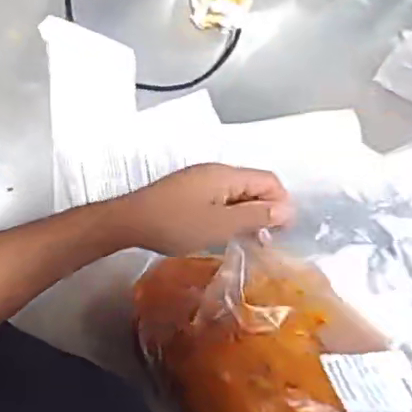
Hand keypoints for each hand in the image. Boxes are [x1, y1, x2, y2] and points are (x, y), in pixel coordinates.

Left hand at [110, 164, 292, 255]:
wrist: (125, 222)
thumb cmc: (174, 225)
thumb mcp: (219, 225)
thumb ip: (255, 216)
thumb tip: (286, 210)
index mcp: (226, 174)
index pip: (270, 181)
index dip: (281, 205)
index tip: (279, 233)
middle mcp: (212, 171)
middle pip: (251, 186)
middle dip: (262, 211)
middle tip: (262, 240)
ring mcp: (194, 180)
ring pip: (232, 194)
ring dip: (242, 214)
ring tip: (241, 239)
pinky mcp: (180, 192)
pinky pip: (213, 199)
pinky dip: (222, 214)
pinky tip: (216, 233)